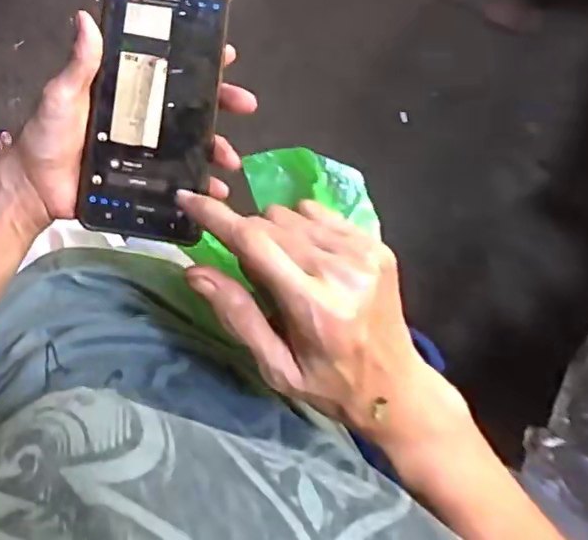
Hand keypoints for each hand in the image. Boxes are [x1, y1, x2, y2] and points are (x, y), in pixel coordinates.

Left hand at [0, 10, 258, 230]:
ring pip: (190, 142)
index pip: (164, 68)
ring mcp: (142, 148)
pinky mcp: (142, 178)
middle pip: (188, 104)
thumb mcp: (62, 94)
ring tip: (230, 157)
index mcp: (121, 89)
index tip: (226, 54)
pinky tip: (215, 190)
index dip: (196, 60)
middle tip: (244, 103)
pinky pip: (178, 179)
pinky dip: (200, 184)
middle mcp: (137, 115)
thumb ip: (79, 63)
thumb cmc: (46, 134)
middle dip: (221, 101)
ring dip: (216, 145)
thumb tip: (85, 17)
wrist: (33, 185)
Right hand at [175, 194, 466, 447]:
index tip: (186, 197)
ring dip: (272, 232)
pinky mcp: (375, 244)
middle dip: (246, 237)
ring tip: (287, 268)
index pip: (253, 243)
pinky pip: (312, 210)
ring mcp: (363, 253)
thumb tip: (194, 271)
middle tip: (258, 276)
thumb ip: (237, 315)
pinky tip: (310, 256)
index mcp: (315, 306)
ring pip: (286, 213)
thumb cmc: (329, 383)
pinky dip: (298, 225)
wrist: (401, 389)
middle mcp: (341, 271)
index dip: (215, 216)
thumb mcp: (276, 367)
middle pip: (266, 223)